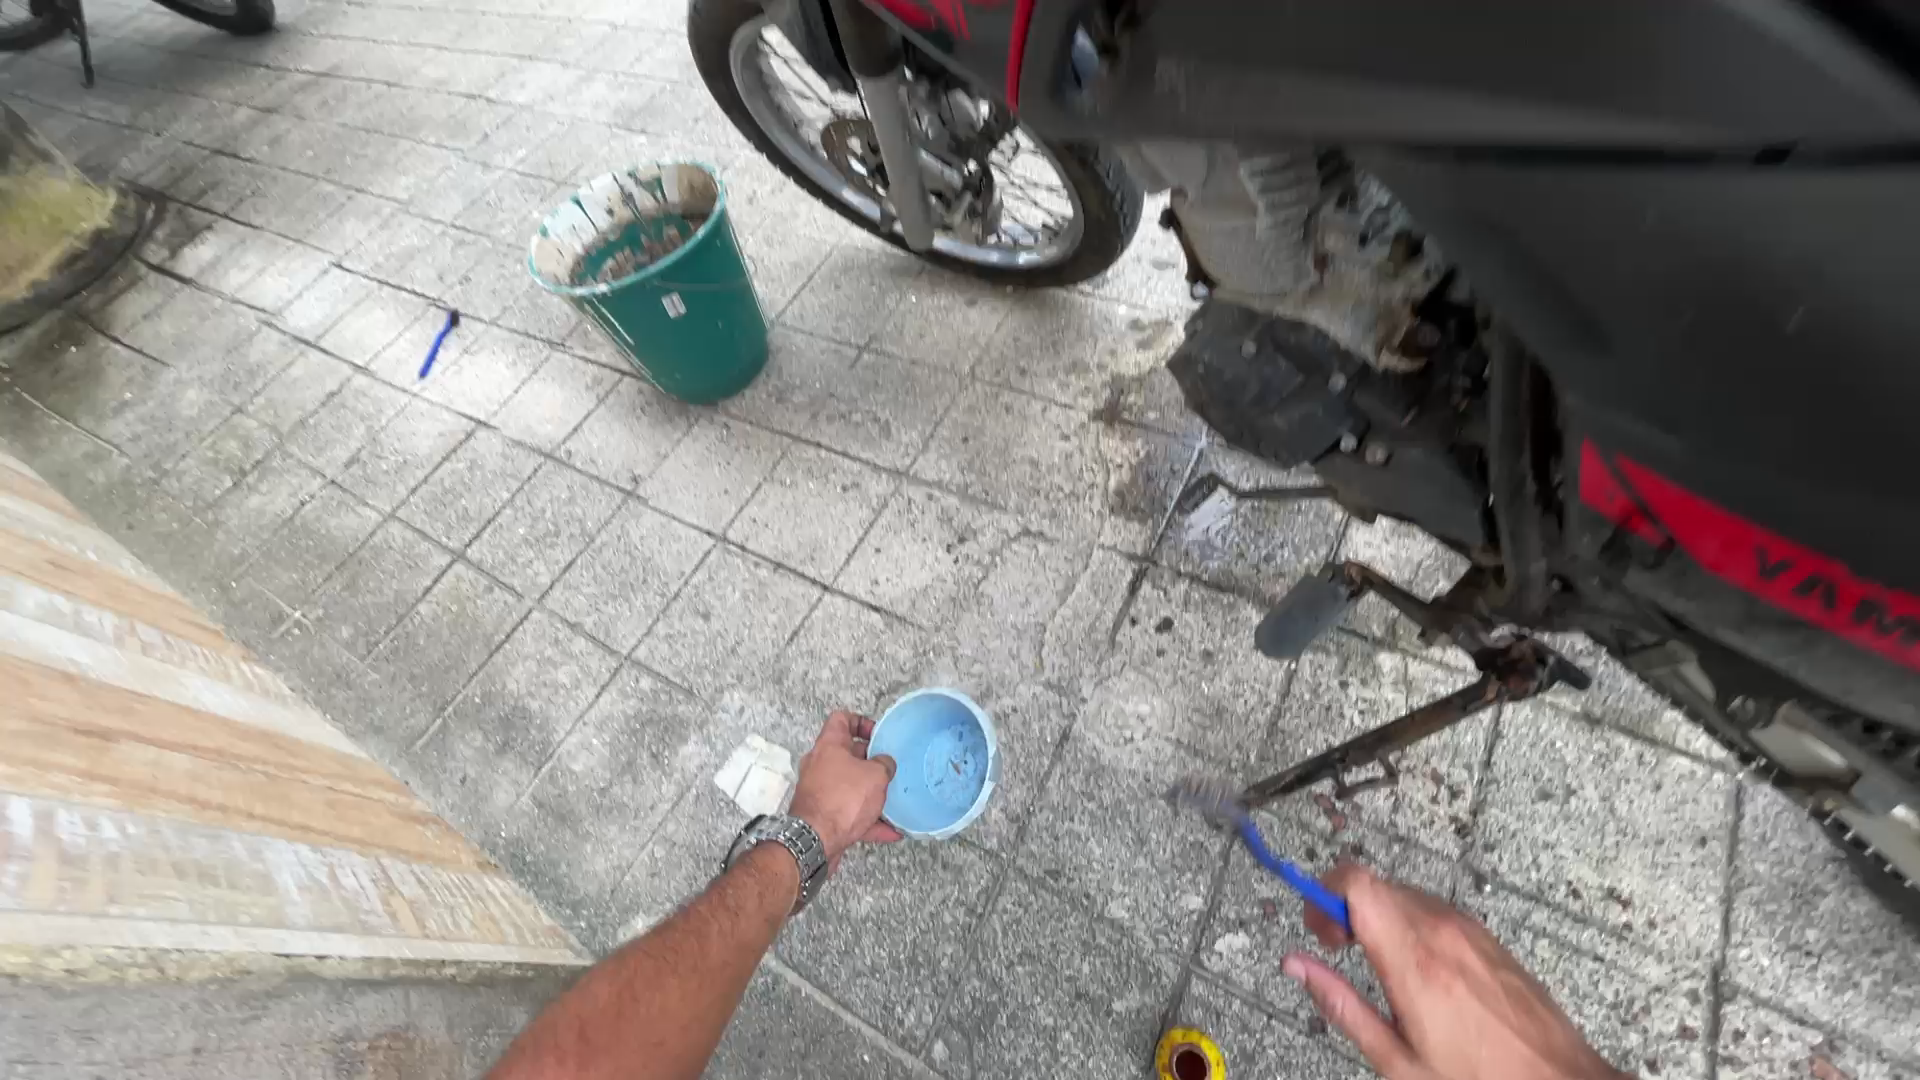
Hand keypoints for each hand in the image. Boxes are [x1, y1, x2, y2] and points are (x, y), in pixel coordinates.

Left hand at [788, 710, 902, 871]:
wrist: (815, 841)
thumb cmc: (844, 799)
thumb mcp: (876, 775)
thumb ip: (884, 764)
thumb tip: (885, 764)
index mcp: (829, 745)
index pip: (841, 719)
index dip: (861, 722)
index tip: (877, 735)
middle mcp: (820, 764)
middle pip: (847, 754)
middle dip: (870, 761)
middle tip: (889, 768)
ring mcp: (819, 791)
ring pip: (849, 785)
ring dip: (871, 792)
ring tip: (893, 800)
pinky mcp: (822, 816)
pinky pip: (849, 812)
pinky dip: (869, 820)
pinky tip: (891, 831)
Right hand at [1287, 862, 1629, 1079]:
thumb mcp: (1400, 1062)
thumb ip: (1341, 1005)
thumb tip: (1293, 964)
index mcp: (1413, 958)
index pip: (1355, 882)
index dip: (1322, 892)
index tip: (1319, 931)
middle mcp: (1438, 929)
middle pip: (1369, 883)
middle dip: (1341, 906)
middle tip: (1338, 948)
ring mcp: (1465, 927)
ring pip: (1397, 892)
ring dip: (1374, 914)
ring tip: (1377, 961)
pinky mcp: (1484, 934)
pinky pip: (1428, 907)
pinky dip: (1405, 921)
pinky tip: (1415, 966)